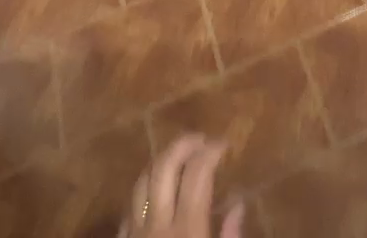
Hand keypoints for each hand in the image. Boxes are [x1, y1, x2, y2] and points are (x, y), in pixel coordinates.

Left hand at [120, 133, 244, 237]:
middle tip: (200, 139)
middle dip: (183, 144)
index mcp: (187, 228)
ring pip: (142, 181)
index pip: (197, 174)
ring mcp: (134, 232)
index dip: (211, 151)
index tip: (223, 143)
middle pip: (164, 168)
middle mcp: (157, 223)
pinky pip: (128, 207)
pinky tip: (155, 190)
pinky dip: (144, 190)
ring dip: (161, 162)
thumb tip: (238, 204)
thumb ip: (230, 236)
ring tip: (178, 157)